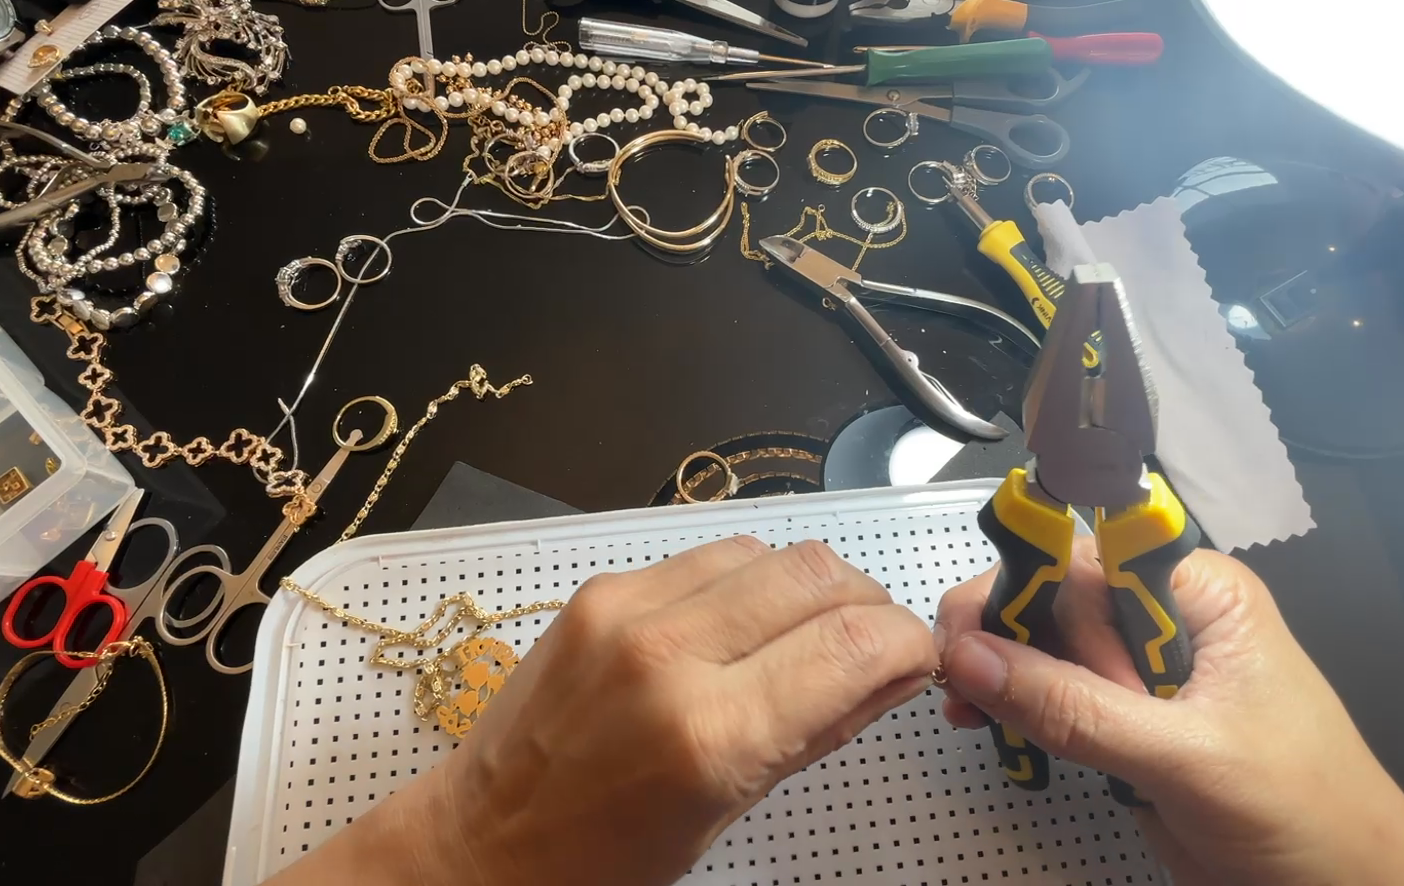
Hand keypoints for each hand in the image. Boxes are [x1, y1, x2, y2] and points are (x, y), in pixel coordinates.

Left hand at [272, 537, 936, 885]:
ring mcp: (629, 604)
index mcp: (710, 734)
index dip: (907, 640)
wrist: (486, 835)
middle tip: (872, 637)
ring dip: (809, 583)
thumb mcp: (730, 810)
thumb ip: (822, 728)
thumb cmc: (612, 855)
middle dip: (867, 600)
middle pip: (817, 572)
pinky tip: (746, 613)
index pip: (853, 644)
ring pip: (769, 549)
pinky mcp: (604, 584)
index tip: (918, 654)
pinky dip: (750, 576)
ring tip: (808, 626)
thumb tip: (895, 669)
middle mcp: (671, 649)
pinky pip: (709, 552)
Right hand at [934, 538, 1403, 885]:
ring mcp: (1137, 665)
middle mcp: (1159, 613)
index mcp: (1193, 592)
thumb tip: (967, 656)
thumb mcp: (1186, 760)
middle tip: (957, 676)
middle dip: (1004, 634)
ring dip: (997, 670)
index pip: (1086, 556)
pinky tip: (982, 720)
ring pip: (1041, 642)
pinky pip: (1048, 690)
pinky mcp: (1120, 712)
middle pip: (1052, 596)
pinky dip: (1011, 702)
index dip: (1023, 579)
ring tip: (964, 707)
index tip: (968, 628)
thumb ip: (1073, 708)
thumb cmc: (1307, 822)